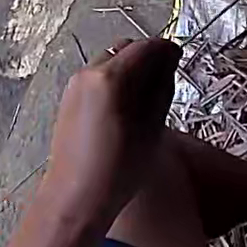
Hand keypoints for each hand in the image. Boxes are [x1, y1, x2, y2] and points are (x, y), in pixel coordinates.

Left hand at [39, 37, 180, 226]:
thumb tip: (169, 61)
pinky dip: (116, 80)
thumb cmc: (119, 168)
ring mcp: (75, 84)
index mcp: (112, 77)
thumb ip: (162, 87)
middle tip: (165, 77)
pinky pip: (98, 76)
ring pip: (111, 61)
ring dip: (131, 68)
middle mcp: (90, 73)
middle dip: (147, 56)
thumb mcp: (152, 126)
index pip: (145, 47)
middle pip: (126, 49)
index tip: (178, 58)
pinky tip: (125, 106)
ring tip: (146, 95)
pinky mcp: (68, 98)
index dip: (166, 49)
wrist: (75, 199)